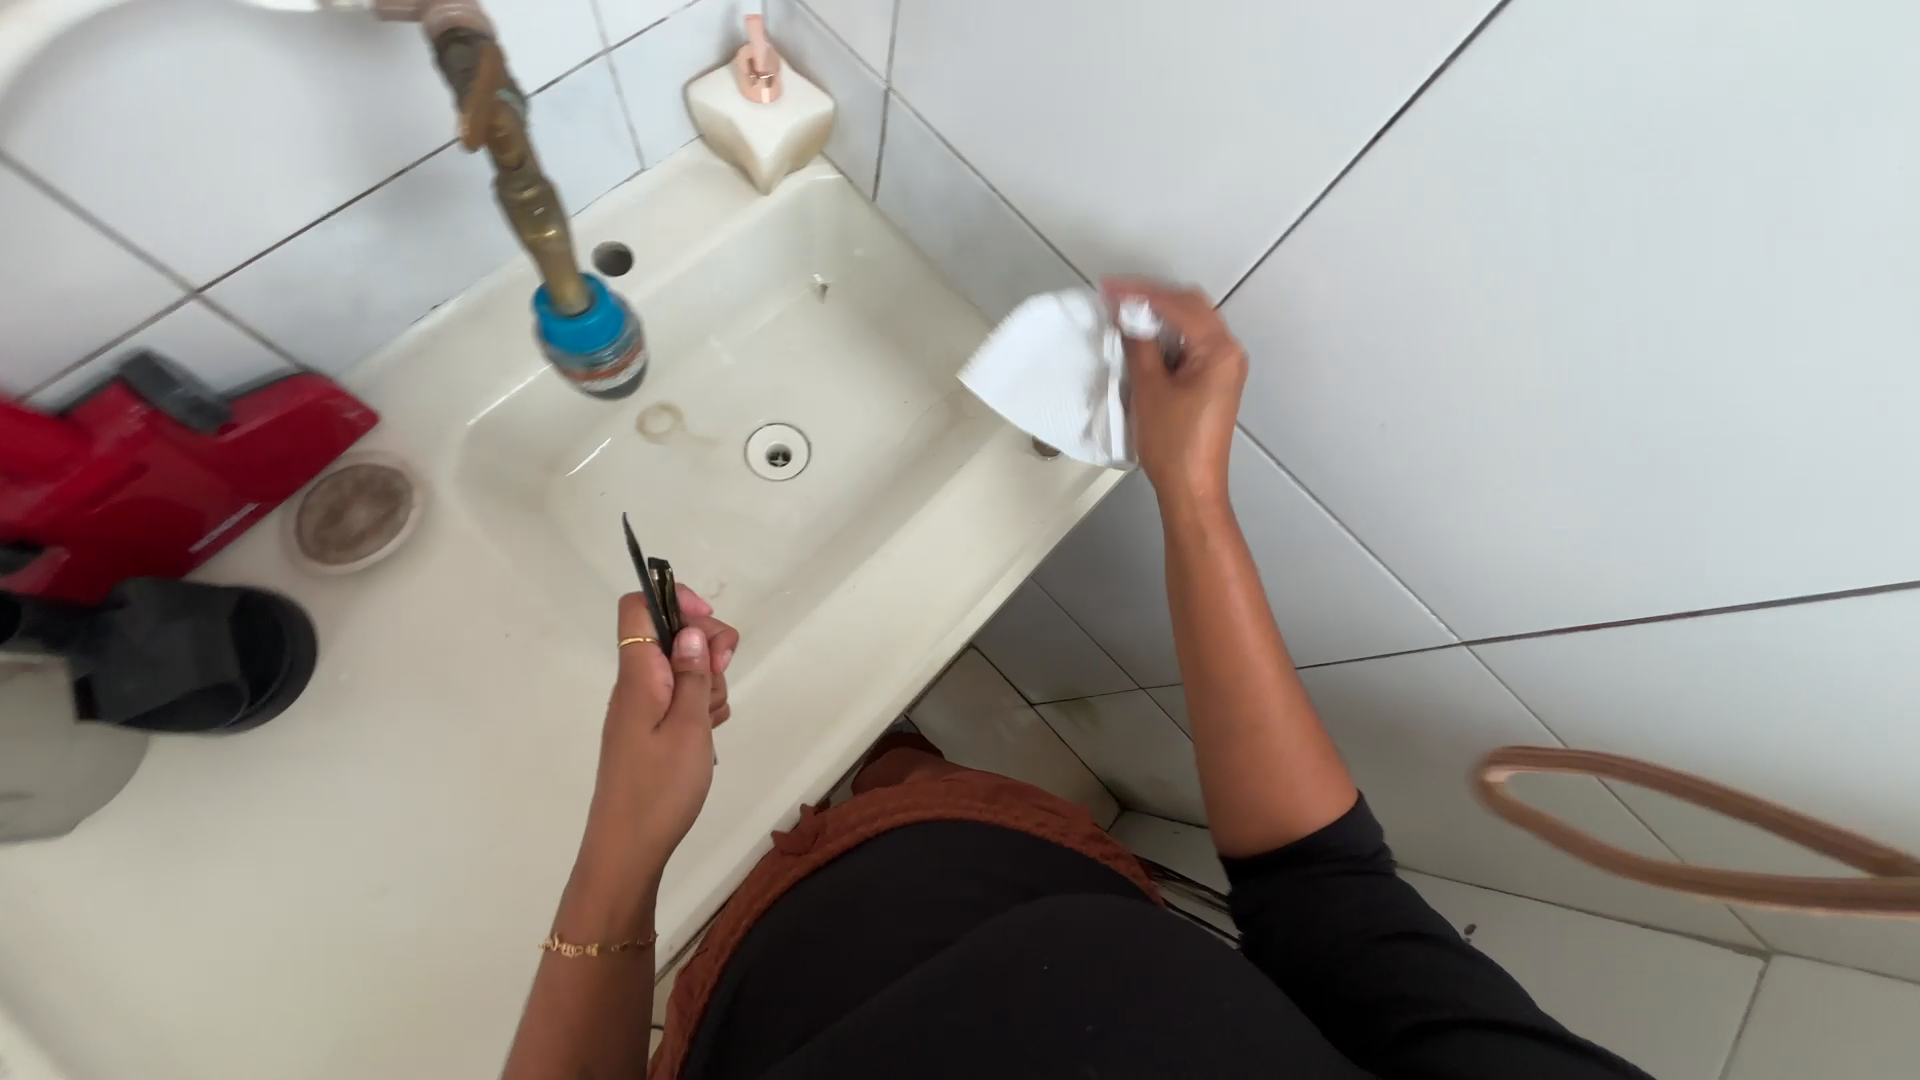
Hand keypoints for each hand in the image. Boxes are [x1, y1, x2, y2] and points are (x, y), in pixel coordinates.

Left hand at [578, 584, 739, 883]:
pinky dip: (700, 706)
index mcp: (639, 675)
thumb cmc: (660, 787)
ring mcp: (643, 708)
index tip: (709, 622)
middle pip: (671, 635)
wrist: (628, 848)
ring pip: (682, 669)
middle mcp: (636, 684)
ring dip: (707, 680)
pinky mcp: (651, 730)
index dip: (673, 598)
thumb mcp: (689, 726)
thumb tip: (690, 630)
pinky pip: (680, 699)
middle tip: (723, 671)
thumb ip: (692, 674)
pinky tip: (710, 730)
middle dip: (706, 644)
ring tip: (712, 716)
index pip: (638, 607)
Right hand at [1104, 277, 1247, 506]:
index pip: (1179, 305)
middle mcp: (1228, 353)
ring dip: (1157, 318)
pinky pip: (1188, 347)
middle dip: (1152, 299)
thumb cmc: (1173, 444)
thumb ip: (1139, 347)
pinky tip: (1140, 340)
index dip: (1142, 293)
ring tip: (1122, 314)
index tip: (1110, 289)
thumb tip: (1128, 317)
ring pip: (1189, 326)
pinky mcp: (1212, 382)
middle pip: (1190, 308)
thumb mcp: (1149, 390)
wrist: (1191, 487)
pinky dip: (1164, 339)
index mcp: (1219, 351)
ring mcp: (1223, 368)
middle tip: (1115, 297)